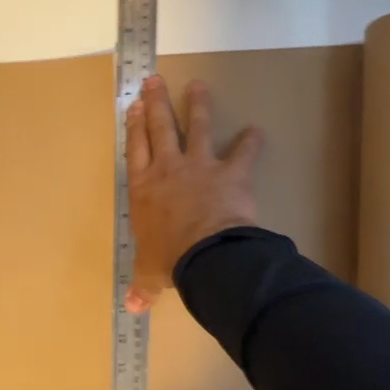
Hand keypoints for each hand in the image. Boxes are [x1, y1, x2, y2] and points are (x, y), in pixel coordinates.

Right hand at [124, 74, 263, 311]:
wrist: (205, 256)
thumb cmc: (169, 261)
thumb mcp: (150, 274)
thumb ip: (143, 286)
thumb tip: (132, 308)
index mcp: (143, 190)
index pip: (135, 150)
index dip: (134, 127)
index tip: (134, 106)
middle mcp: (168, 170)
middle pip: (160, 129)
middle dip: (156, 103)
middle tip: (154, 80)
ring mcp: (200, 167)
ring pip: (197, 128)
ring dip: (197, 106)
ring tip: (197, 85)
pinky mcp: (230, 172)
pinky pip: (243, 152)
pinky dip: (251, 141)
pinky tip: (257, 129)